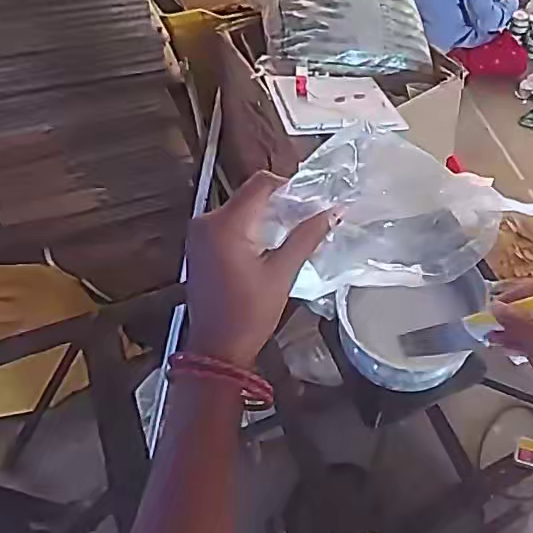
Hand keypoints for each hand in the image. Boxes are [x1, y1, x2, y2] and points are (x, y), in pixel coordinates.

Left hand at [183, 172, 333, 365]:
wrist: (218, 347)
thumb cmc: (249, 313)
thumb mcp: (283, 272)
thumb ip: (307, 236)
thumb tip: (333, 211)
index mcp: (224, 225)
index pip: (261, 184)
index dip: (291, 187)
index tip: (313, 203)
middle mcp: (206, 222)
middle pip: (251, 194)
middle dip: (282, 203)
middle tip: (309, 219)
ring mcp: (199, 234)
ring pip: (243, 208)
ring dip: (269, 216)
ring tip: (295, 234)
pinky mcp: (200, 245)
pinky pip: (232, 223)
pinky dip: (254, 227)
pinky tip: (273, 245)